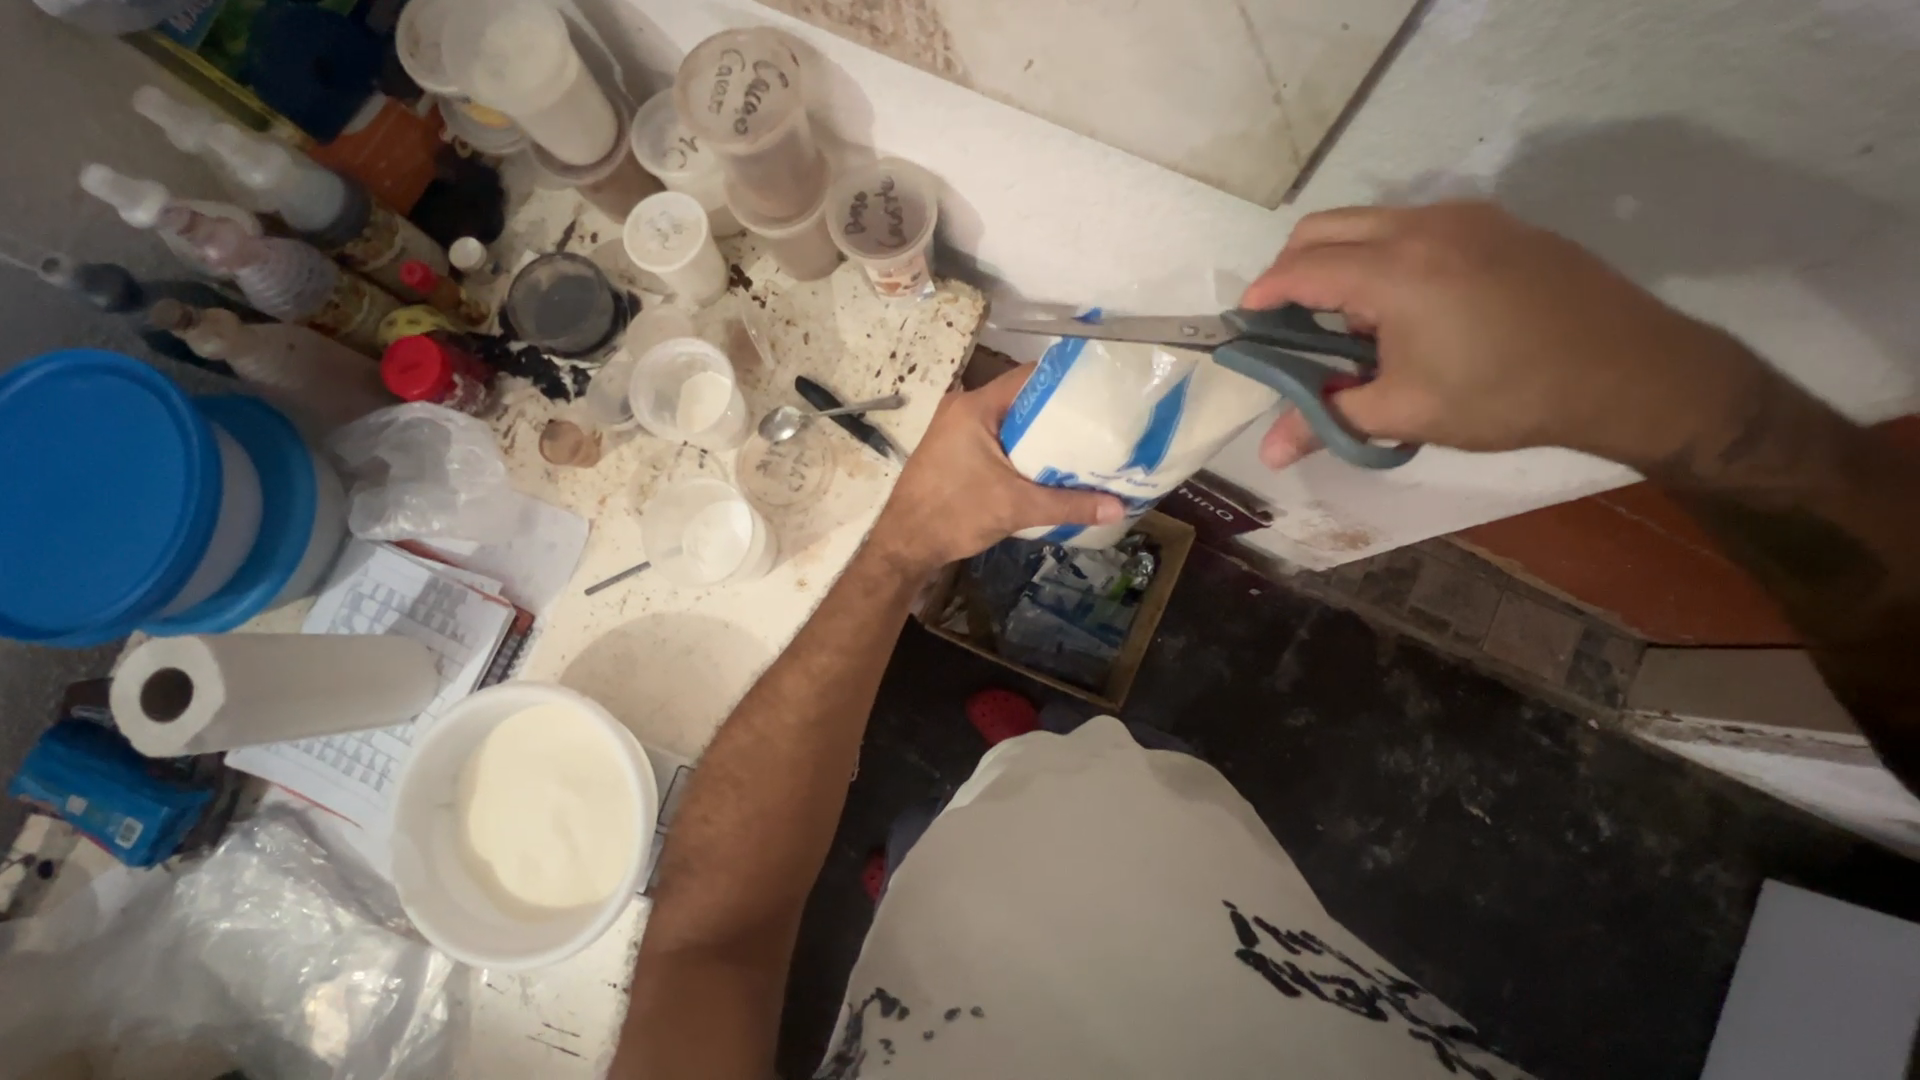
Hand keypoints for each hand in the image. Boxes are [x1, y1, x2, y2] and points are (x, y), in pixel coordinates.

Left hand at [869, 367, 1122, 574]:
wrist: (903, 545)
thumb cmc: (954, 515)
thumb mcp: (1016, 508)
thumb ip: (1068, 504)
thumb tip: (1118, 507)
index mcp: (975, 407)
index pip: (1029, 377)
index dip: (1066, 381)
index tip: (1099, 393)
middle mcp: (962, 409)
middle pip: (1021, 399)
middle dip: (1057, 412)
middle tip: (1096, 425)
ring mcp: (953, 430)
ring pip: (1007, 422)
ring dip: (1037, 434)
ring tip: (1078, 445)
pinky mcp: (952, 452)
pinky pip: (994, 439)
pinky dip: (1018, 448)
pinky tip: (1043, 467)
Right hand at [1242, 201, 1767, 473]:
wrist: (1632, 371)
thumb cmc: (1506, 396)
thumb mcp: (1406, 413)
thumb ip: (1326, 420)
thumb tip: (1268, 455)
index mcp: (1394, 271)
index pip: (1300, 269)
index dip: (1262, 296)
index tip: (1244, 325)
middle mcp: (1423, 226)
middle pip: (1324, 227)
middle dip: (1290, 268)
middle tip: (1286, 321)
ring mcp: (1464, 217)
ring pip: (1368, 221)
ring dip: (1338, 260)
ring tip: (1349, 322)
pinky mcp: (1495, 222)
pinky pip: (1411, 225)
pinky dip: (1381, 254)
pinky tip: (1403, 307)